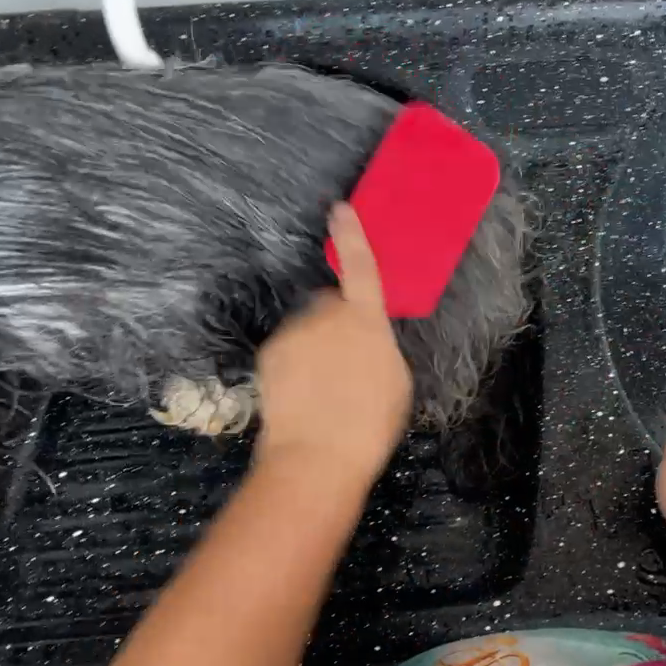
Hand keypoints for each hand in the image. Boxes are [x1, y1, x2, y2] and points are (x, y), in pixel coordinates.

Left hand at [253, 203, 412, 484]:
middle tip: (347, 364)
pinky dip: (295, 366)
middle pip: (330, 305)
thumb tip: (365, 341)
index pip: (361, 269)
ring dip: (316, 348)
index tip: (340, 209)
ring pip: (307, 330)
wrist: (315, 456)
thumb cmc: (371, 424)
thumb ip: (379, 349)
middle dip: (337, 322)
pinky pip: (288, 351)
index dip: (353, 237)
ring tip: (324, 392)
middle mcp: (325, 317)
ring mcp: (293, 334)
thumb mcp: (396, 383)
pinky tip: (303, 397)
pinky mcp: (268, 355)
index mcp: (366, 322)